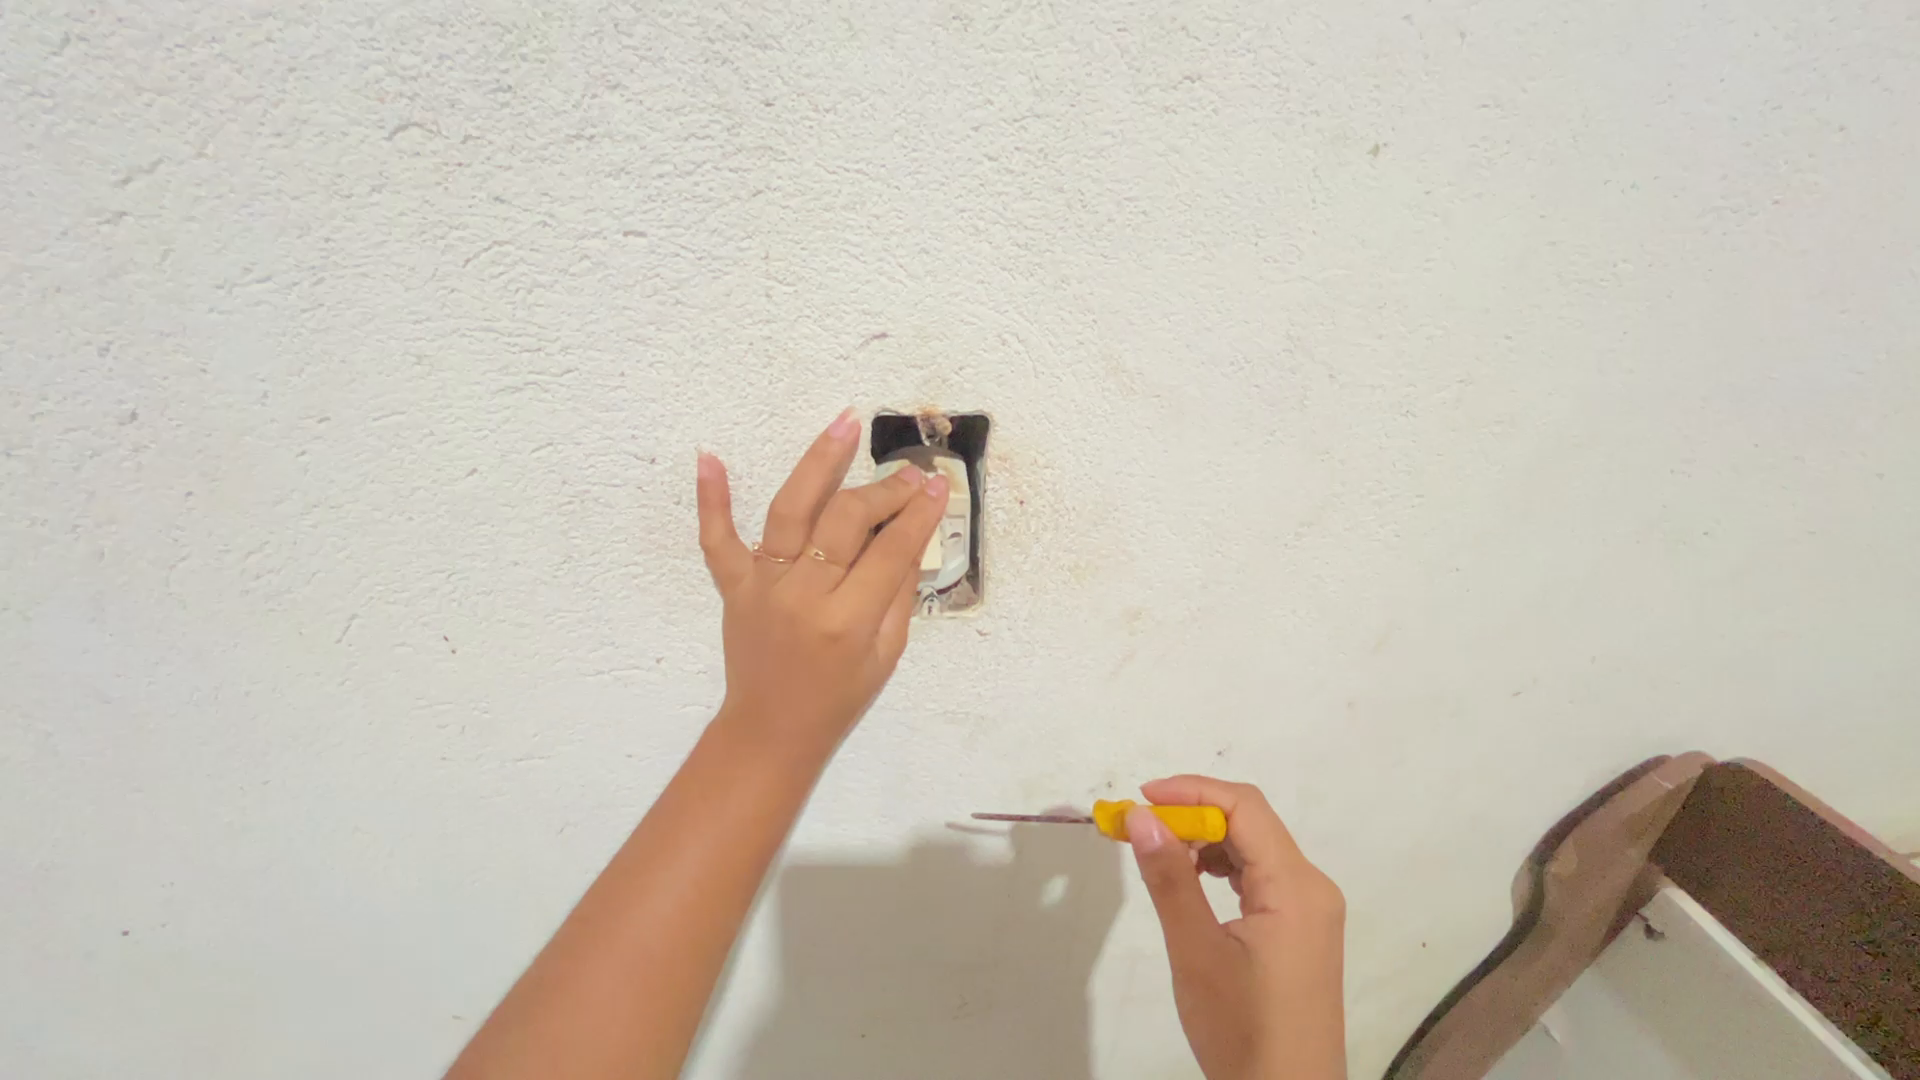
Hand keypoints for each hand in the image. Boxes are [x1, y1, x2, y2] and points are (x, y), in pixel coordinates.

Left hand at [695, 409, 947, 750]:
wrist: (772, 729)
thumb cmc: (839, 697)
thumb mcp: (887, 654)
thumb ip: (897, 593)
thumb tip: (910, 534)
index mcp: (847, 622)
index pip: (891, 552)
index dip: (919, 515)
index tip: (938, 487)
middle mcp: (803, 596)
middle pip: (846, 521)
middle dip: (884, 490)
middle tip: (910, 474)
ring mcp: (762, 587)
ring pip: (791, 511)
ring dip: (819, 462)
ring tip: (845, 423)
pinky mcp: (734, 586)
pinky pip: (717, 539)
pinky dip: (711, 499)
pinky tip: (709, 457)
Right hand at [1126, 777, 1346, 1079]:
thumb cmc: (1242, 1029)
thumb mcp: (1195, 952)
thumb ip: (1169, 878)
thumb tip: (1141, 816)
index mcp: (1295, 887)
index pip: (1244, 807)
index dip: (1191, 790)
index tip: (1140, 800)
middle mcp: (1312, 887)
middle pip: (1251, 822)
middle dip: (1193, 813)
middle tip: (1141, 826)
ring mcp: (1310, 909)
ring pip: (1254, 845)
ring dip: (1205, 838)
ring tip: (1161, 853)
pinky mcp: (1301, 929)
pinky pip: (1261, 874)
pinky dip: (1222, 864)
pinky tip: (1193, 878)